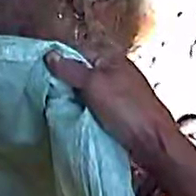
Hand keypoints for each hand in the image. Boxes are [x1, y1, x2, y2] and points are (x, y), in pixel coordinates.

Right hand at [46, 50, 178, 163]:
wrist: (155, 145)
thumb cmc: (125, 109)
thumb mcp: (93, 84)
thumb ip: (70, 69)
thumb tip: (49, 54)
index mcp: (111, 57)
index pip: (77, 50)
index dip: (59, 57)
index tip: (39, 68)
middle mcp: (115, 70)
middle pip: (81, 69)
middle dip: (64, 77)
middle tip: (44, 87)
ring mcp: (118, 91)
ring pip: (87, 88)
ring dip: (73, 95)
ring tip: (54, 101)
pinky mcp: (120, 111)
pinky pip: (94, 104)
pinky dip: (84, 107)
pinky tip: (73, 114)